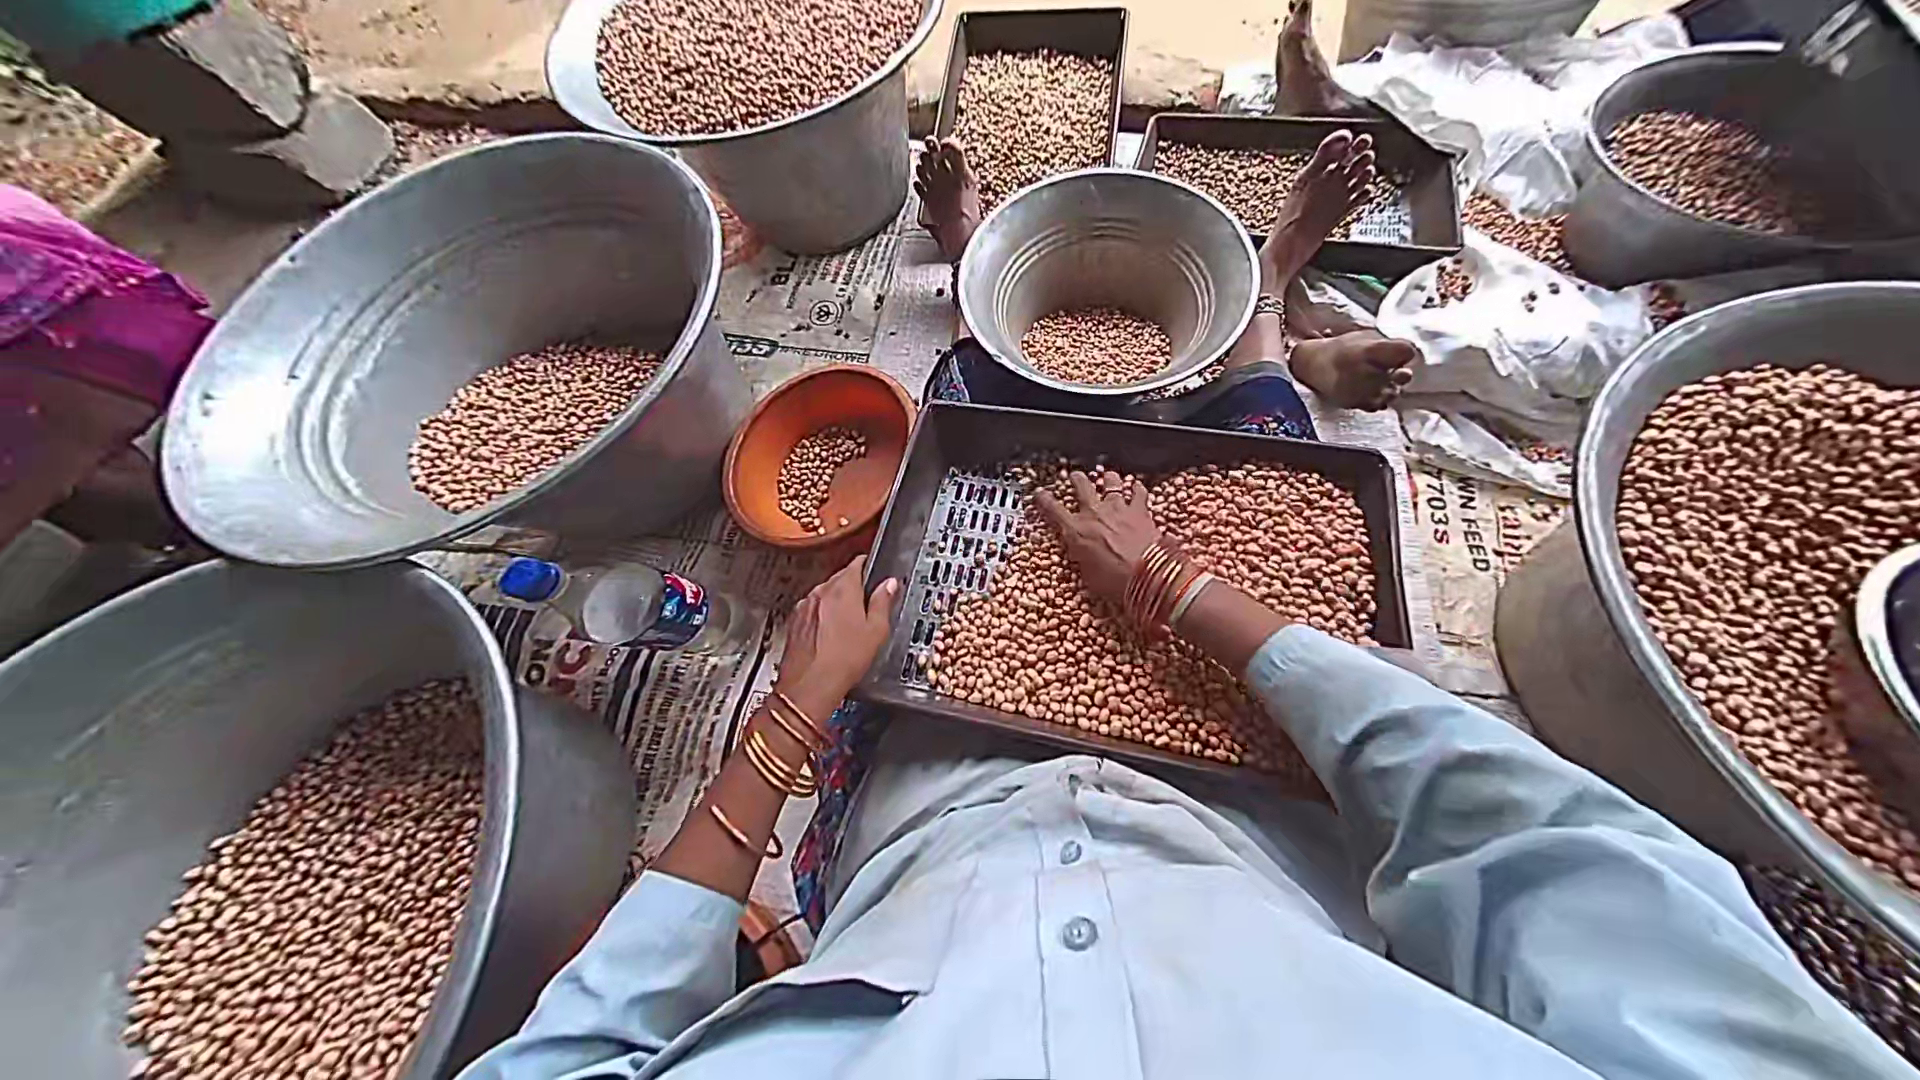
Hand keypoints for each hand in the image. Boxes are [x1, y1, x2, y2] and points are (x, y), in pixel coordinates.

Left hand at [774, 554, 899, 716]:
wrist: (809, 685)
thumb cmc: (842, 661)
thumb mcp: (876, 631)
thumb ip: (882, 602)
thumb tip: (889, 584)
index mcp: (842, 589)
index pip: (856, 563)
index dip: (868, 565)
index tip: (874, 570)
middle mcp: (820, 593)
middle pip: (840, 578)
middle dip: (853, 586)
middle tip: (867, 604)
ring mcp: (804, 607)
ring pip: (825, 595)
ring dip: (836, 602)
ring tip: (849, 626)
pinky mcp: (795, 622)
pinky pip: (813, 611)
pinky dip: (822, 616)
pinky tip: (831, 636)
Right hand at [1035, 469, 1163, 606]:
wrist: (1145, 574)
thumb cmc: (1114, 581)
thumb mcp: (1088, 576)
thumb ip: (1083, 560)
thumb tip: (1084, 558)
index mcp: (1075, 531)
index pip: (1052, 509)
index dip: (1043, 499)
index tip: (1040, 494)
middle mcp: (1094, 514)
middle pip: (1081, 485)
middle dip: (1076, 479)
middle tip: (1075, 477)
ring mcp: (1117, 508)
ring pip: (1110, 481)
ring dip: (1107, 478)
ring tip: (1107, 476)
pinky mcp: (1139, 510)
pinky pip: (1138, 492)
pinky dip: (1137, 489)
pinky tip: (1137, 487)